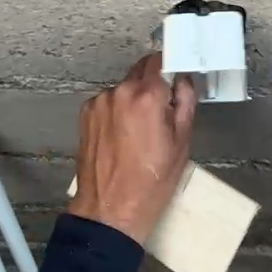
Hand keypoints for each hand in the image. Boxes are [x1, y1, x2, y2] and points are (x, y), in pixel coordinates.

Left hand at [67, 52, 197, 243]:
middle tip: (161, 111)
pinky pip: (108, 101)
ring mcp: (100, 102)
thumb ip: (185, 102)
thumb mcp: (181, 142)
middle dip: (153, 84)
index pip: (161, 60)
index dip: (171, 68)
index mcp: (147, 96)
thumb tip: (183, 80)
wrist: (111, 211)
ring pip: (125, 87)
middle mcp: (120, 92)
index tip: (176, 79)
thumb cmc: (151, 182)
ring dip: (134, 98)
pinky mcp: (86, 114)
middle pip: (141, 71)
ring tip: (139, 130)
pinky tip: (122, 135)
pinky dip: (117, 110)